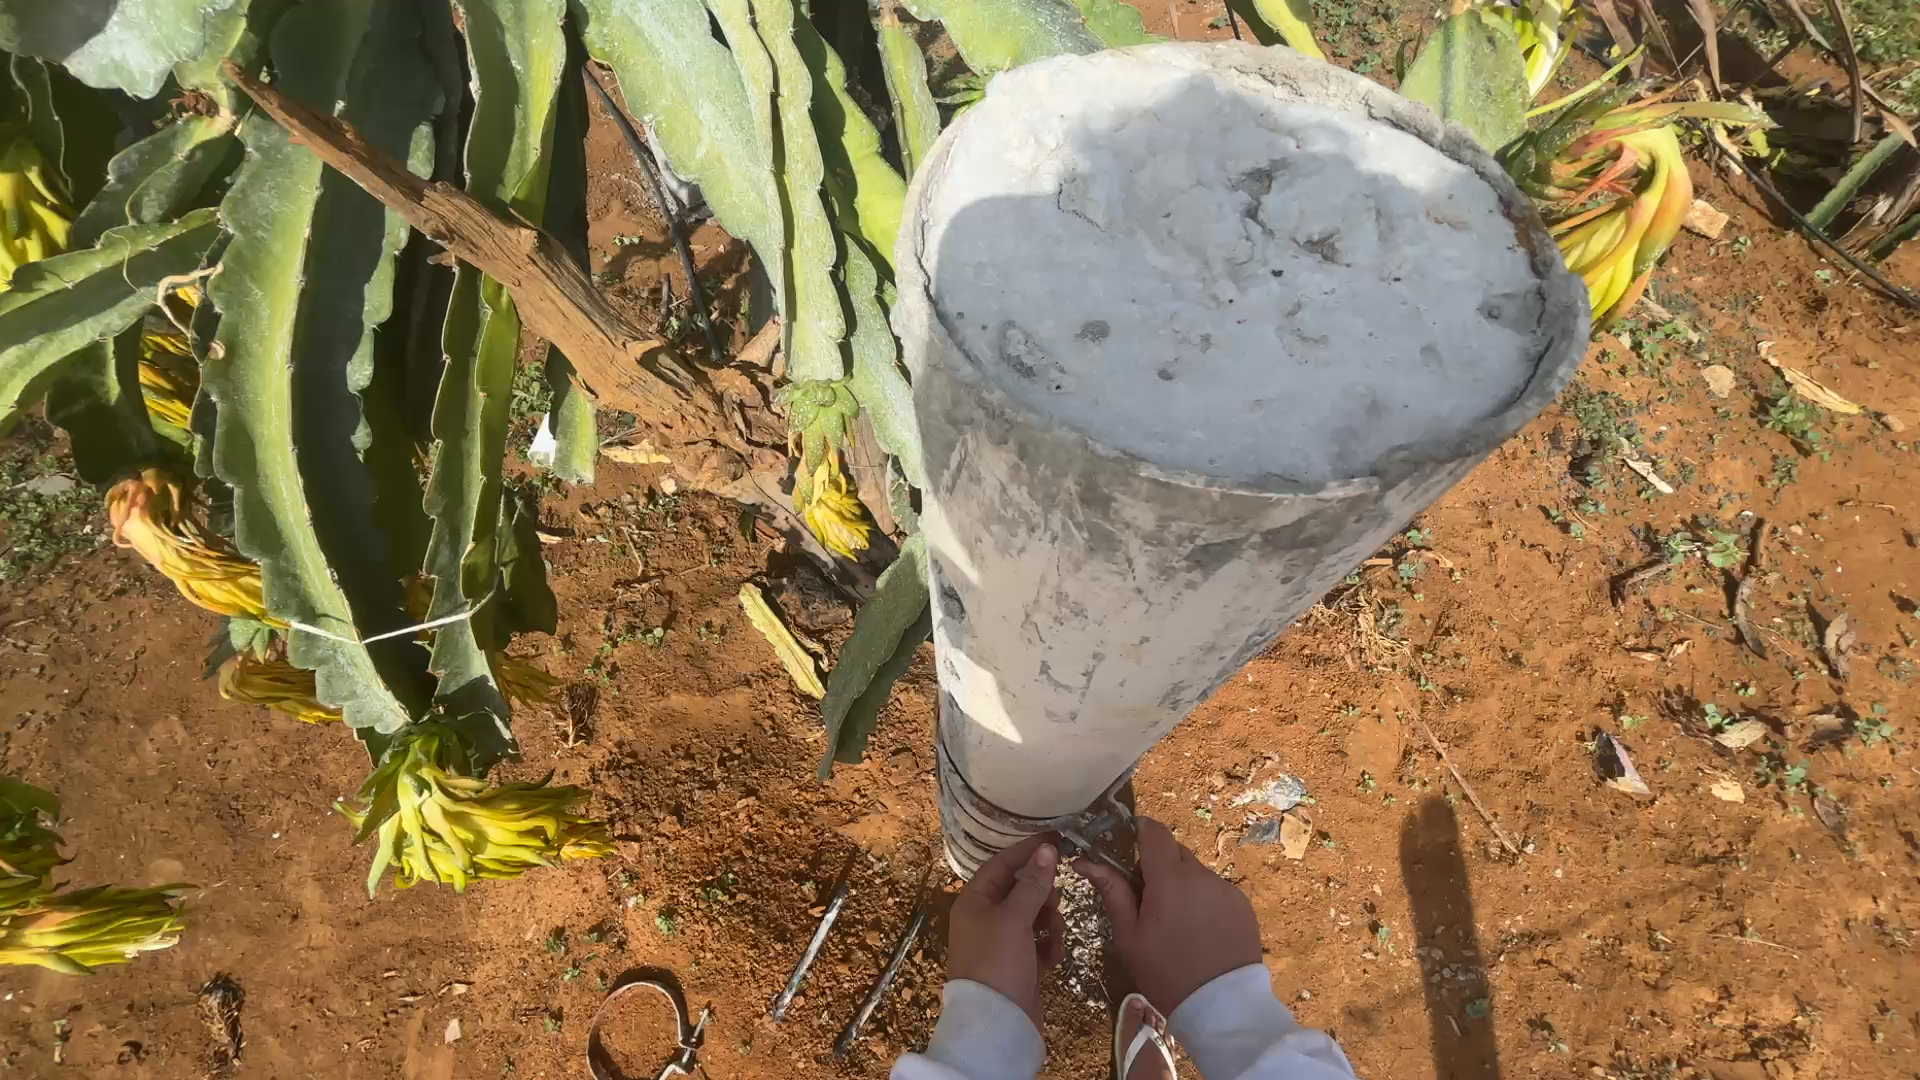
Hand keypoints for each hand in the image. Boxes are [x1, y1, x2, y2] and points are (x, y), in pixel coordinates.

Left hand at [947, 832, 1066, 1027]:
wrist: (995, 1027)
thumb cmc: (998, 962)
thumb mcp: (1015, 918)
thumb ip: (1033, 883)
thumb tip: (1048, 849)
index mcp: (974, 900)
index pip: (1003, 863)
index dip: (1029, 851)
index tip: (1057, 840)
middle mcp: (985, 917)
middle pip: (1019, 889)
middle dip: (1041, 892)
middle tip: (1056, 898)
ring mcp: (1001, 942)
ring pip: (1031, 915)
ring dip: (1048, 920)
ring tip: (1054, 931)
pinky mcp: (1017, 965)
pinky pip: (1037, 943)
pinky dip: (1048, 945)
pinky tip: (1053, 956)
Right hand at [1074, 816, 1261, 1014]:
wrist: (1224, 1012)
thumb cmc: (1167, 974)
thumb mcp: (1130, 937)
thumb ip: (1112, 891)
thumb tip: (1085, 862)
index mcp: (1169, 879)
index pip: (1153, 831)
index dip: (1140, 831)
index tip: (1130, 847)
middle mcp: (1200, 875)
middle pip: (1174, 851)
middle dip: (1159, 865)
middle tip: (1150, 899)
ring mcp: (1225, 889)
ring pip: (1195, 871)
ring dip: (1182, 884)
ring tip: (1178, 922)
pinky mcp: (1243, 905)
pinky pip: (1215, 889)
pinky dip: (1204, 899)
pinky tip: (1201, 931)